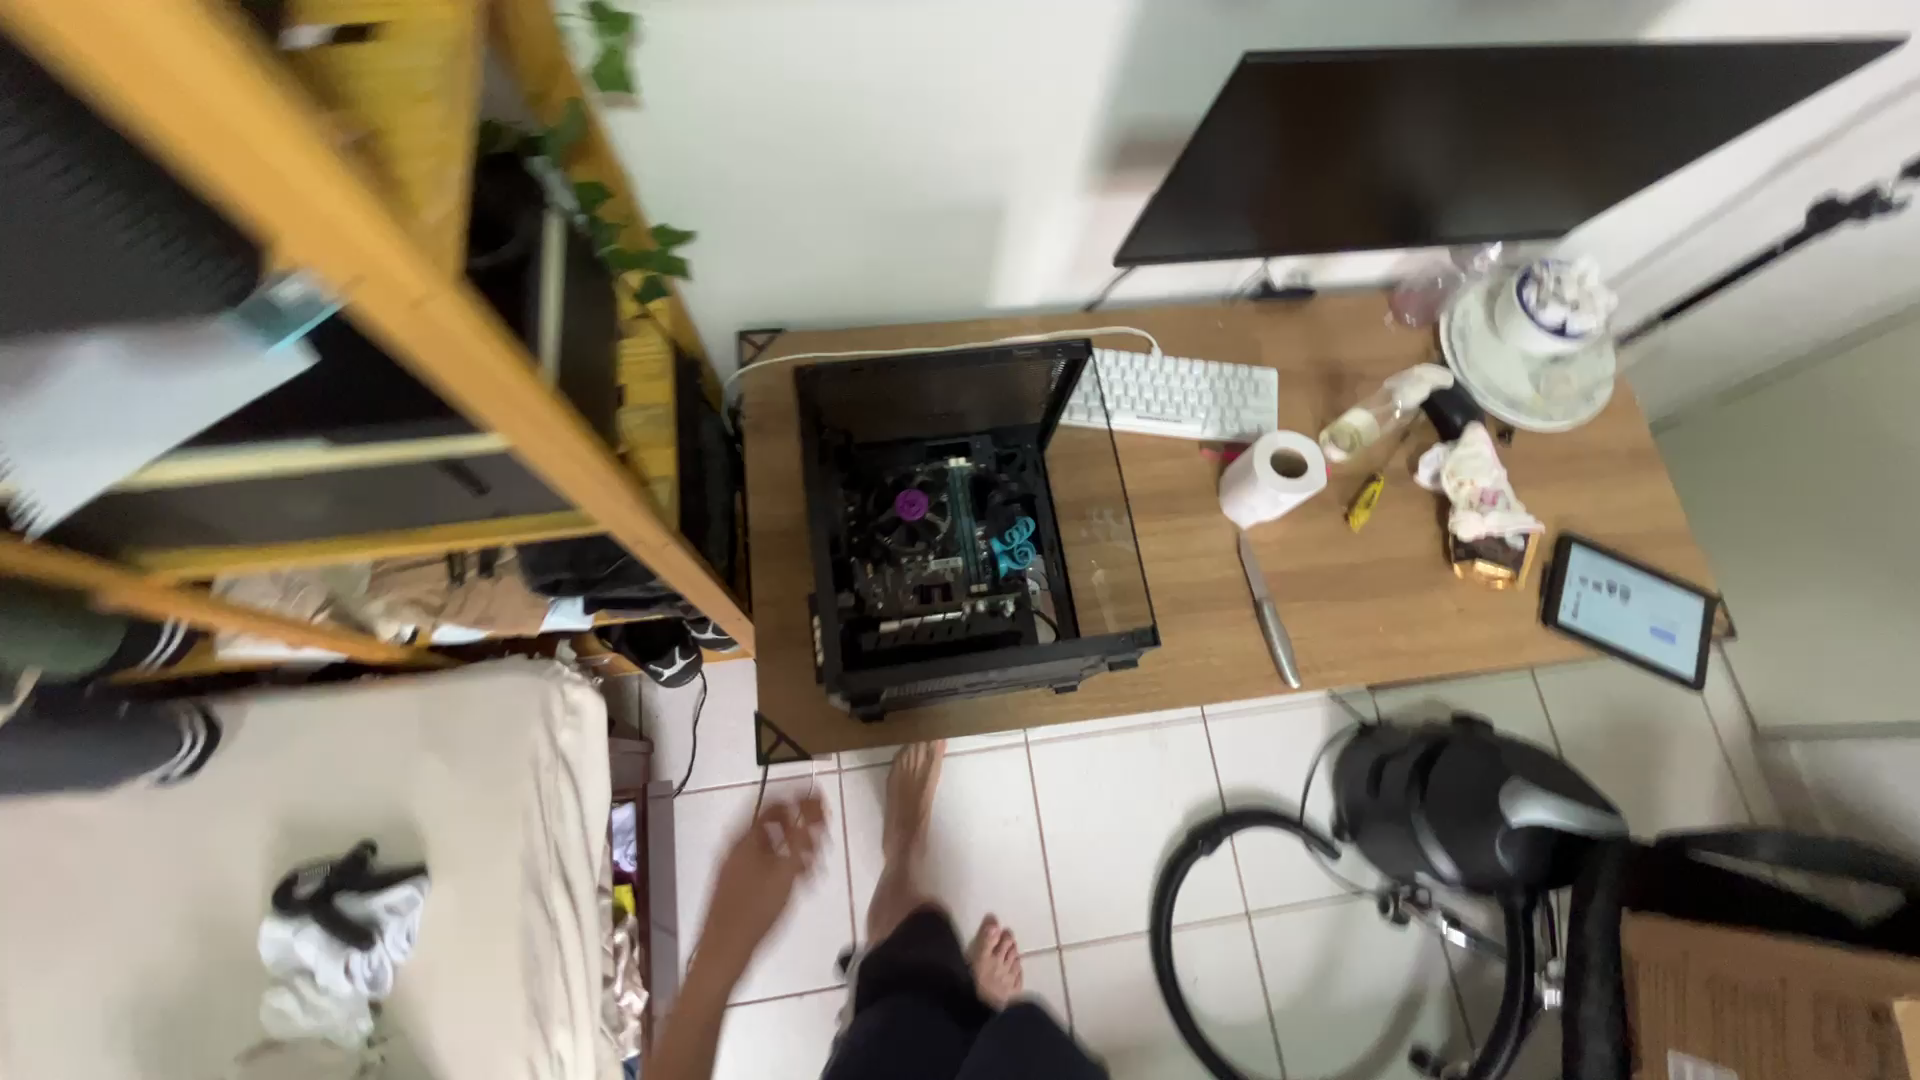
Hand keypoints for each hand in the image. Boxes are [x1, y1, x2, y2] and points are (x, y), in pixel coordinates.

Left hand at [693, 793, 828, 978]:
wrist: (721, 955)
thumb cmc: (754, 913)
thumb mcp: (784, 874)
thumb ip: (801, 840)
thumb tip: (813, 809)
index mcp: (745, 839)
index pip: (774, 803)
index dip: (798, 796)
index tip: (819, 797)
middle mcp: (737, 848)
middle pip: (773, 825)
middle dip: (801, 826)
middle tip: (823, 832)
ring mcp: (735, 868)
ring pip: (771, 846)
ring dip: (796, 847)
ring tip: (816, 861)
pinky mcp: (737, 887)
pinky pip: (765, 864)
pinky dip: (784, 864)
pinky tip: (800, 879)